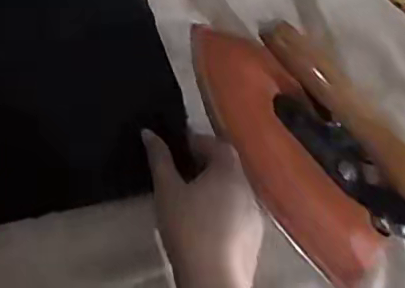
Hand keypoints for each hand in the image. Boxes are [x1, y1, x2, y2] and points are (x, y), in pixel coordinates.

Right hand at [141, 128, 264, 287]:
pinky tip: (202, 221)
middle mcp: (248, 194)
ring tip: (188, 195)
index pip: (220, 146)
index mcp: (230, 175)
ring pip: (234, 193)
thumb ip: (159, 158)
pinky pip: (237, 214)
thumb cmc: (188, 228)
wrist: (213, 282)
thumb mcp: (166, 188)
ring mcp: (255, 221)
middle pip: (229, 168)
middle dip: (205, 164)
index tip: (178, 146)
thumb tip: (149, 133)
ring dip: (214, 187)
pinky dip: (222, 208)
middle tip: (180, 168)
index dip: (200, 141)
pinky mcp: (253, 244)